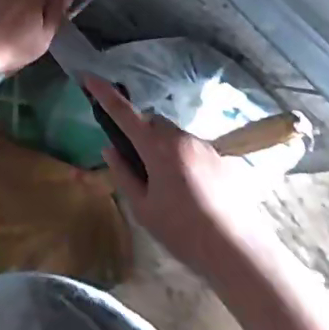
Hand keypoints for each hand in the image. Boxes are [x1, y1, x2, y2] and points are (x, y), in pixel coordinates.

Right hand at [85, 74, 264, 273]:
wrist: (239, 252)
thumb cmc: (183, 232)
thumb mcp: (143, 209)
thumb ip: (123, 174)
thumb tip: (109, 149)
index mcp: (156, 147)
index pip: (123, 112)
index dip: (104, 93)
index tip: (89, 77)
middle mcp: (181, 137)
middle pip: (153, 121)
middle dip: (141, 131)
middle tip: (138, 162)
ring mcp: (205, 146)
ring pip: (174, 135)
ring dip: (164, 147)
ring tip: (169, 185)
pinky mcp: (223, 159)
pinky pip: (193, 149)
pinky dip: (184, 159)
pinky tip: (192, 192)